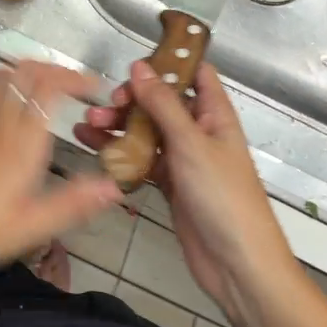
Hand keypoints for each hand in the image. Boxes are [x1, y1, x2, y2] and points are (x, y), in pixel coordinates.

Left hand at [0, 61, 121, 289]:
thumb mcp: (28, 229)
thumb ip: (71, 204)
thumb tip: (114, 186)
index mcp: (18, 144)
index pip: (47, 88)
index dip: (73, 77)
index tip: (95, 86)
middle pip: (23, 72)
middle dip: (54, 68)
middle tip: (76, 83)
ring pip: (1, 76)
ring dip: (28, 71)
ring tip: (48, 86)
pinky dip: (4, 84)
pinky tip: (9, 105)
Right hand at [74, 59, 295, 313]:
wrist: (238, 265)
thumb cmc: (224, 198)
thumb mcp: (190, 144)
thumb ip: (162, 103)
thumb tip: (139, 66)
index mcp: (214, 115)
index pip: (194, 73)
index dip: (168, 61)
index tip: (135, 60)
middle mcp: (198, 131)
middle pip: (161, 101)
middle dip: (131, 98)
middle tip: (108, 106)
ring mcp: (182, 158)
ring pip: (145, 129)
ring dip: (117, 124)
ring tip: (88, 126)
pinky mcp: (168, 183)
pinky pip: (139, 157)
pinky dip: (117, 151)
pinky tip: (91, 145)